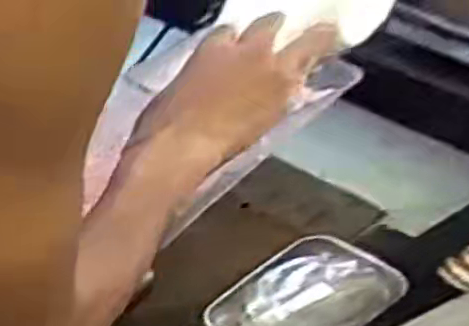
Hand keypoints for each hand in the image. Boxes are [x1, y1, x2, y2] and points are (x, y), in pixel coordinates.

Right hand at [129, 16, 340, 178]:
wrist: (173, 159)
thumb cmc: (153, 136)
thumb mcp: (163, 103)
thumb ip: (188, 85)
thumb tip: (194, 89)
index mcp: (211, 51)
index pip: (225, 32)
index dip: (224, 45)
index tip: (219, 57)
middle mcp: (251, 51)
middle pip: (272, 22)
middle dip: (268, 34)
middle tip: (262, 52)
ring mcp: (274, 72)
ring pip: (315, 38)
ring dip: (310, 45)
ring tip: (305, 56)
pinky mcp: (286, 98)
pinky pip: (305, 80)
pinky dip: (299, 83)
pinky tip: (291, 92)